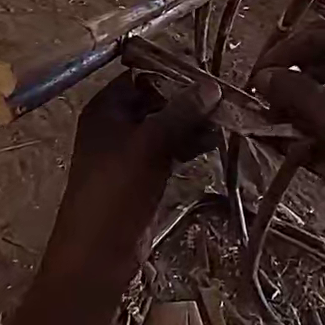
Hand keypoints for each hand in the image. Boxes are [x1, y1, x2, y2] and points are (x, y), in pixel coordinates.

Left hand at [44, 73, 218, 275]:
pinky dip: (187, 144)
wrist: (99, 252)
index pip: (138, 76)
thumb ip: (180, 112)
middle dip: (187, 99)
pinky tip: (213, 142)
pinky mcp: (142, 174)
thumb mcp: (149, 144)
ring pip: (164, 126)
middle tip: (224, 98)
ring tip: (225, 119)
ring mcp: (128, 151)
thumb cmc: (116, 190)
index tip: (207, 73)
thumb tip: (211, 85)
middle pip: (154, 101)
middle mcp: (114, 125)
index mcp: (104, 109)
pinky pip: (167, 149)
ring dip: (191, 122)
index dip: (170, 73)